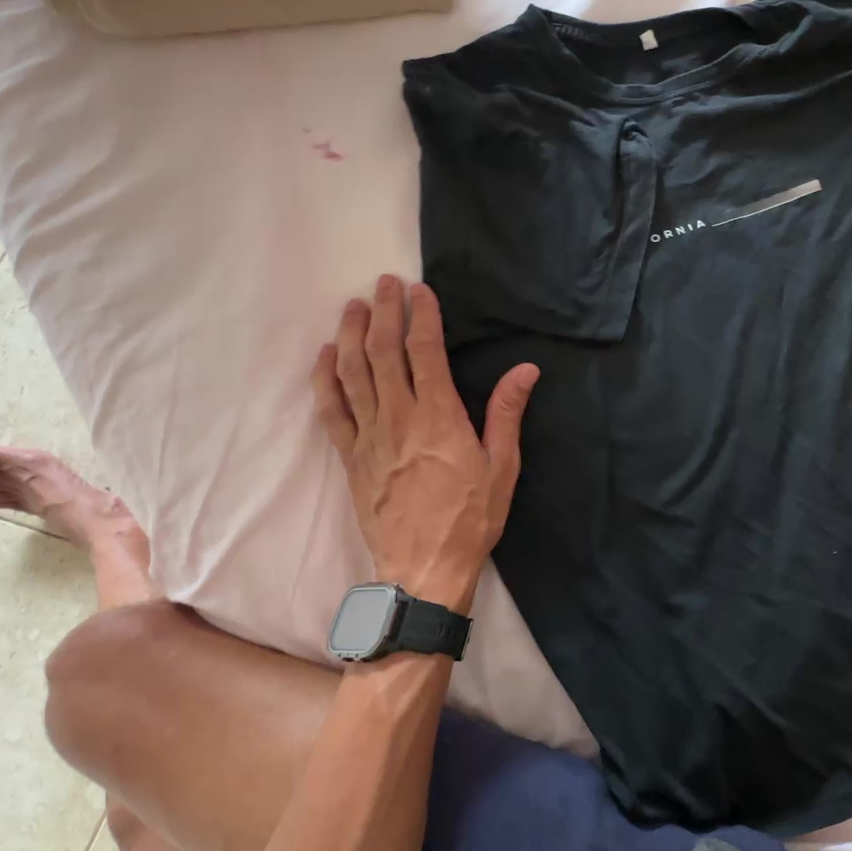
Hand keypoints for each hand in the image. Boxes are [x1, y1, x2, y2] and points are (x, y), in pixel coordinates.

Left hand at [311, 274, 538, 613]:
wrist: (424, 568)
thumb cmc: (472, 519)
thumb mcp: (502, 468)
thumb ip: (506, 414)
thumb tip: (526, 369)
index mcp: (439, 418)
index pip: (425, 352)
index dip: (421, 316)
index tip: (420, 290)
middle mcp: (398, 419)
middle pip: (383, 353)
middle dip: (383, 312)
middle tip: (384, 283)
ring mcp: (368, 437)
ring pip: (352, 374)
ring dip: (351, 334)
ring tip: (354, 306)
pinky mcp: (351, 458)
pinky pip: (332, 410)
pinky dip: (325, 379)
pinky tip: (326, 356)